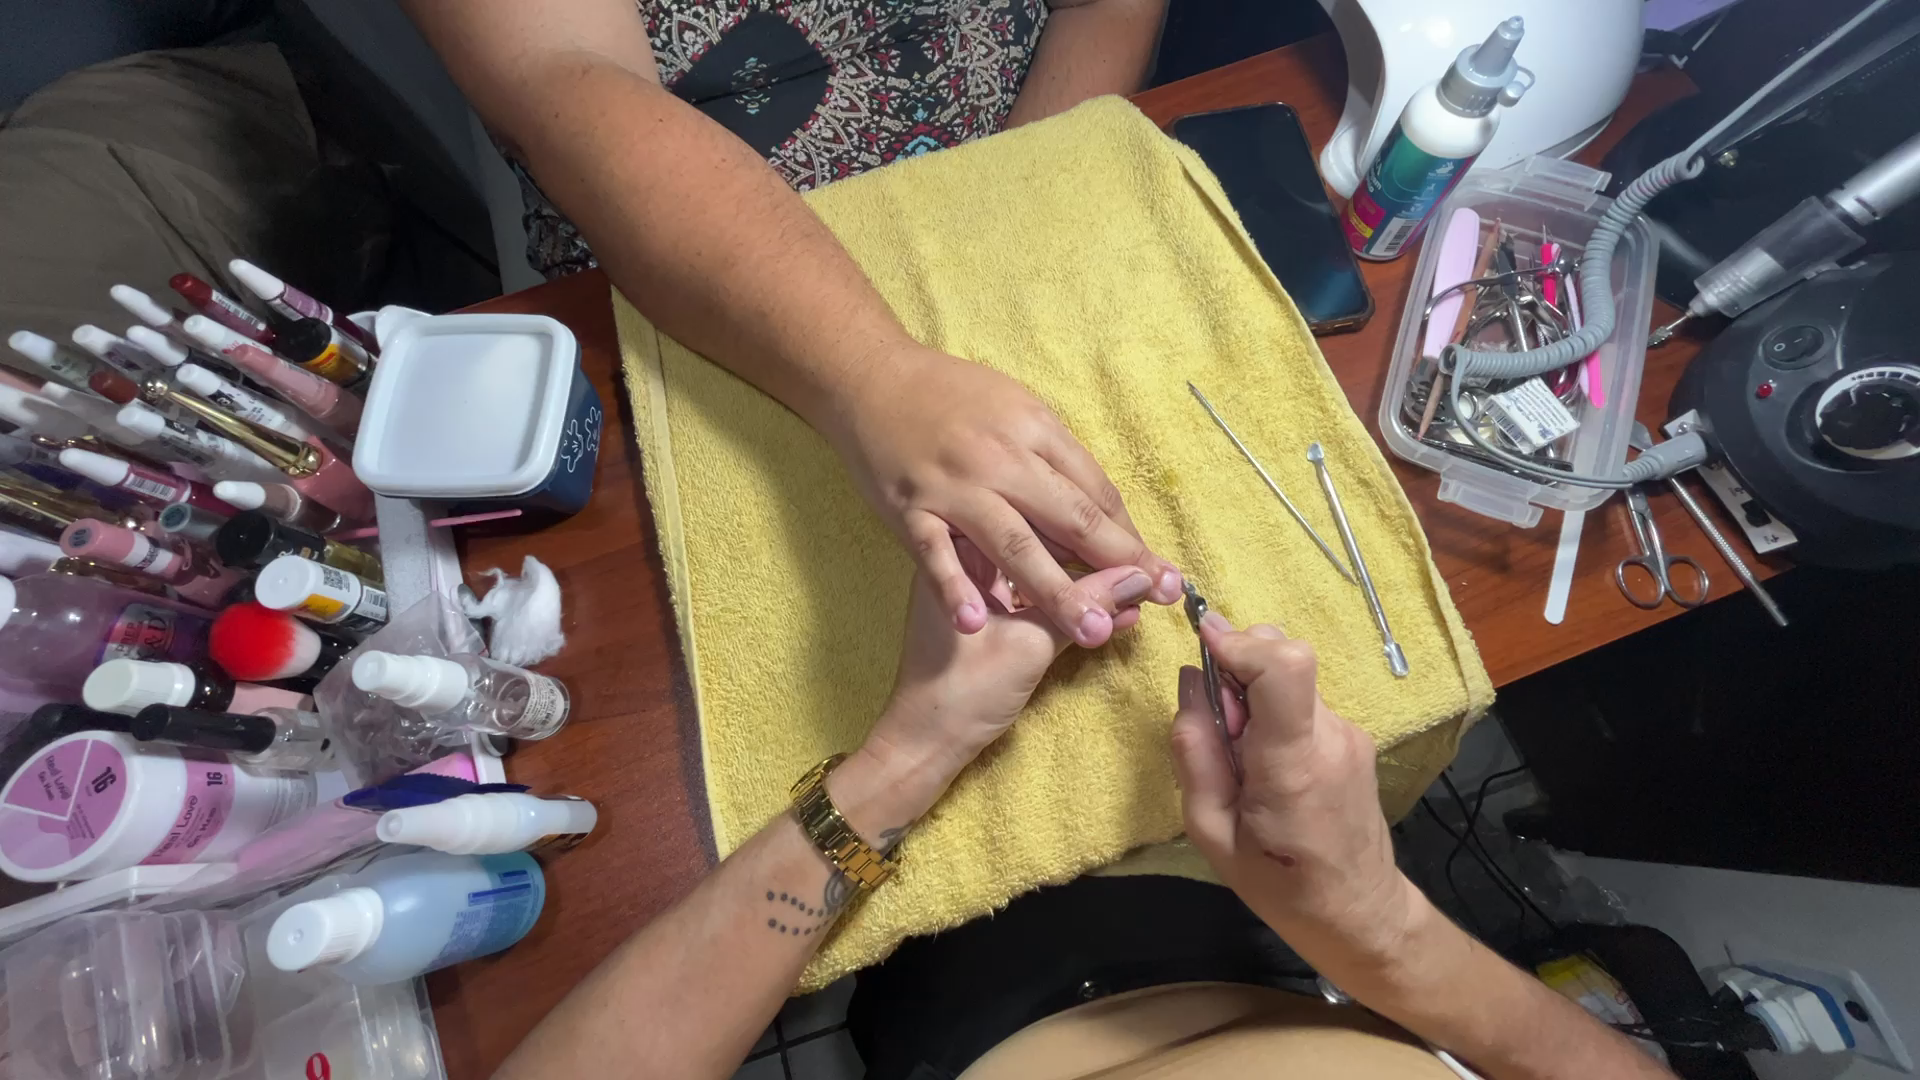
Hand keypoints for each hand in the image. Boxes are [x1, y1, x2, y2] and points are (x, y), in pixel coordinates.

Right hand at [825, 343, 1181, 646]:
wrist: (872, 379)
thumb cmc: (949, 395)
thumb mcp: (1013, 407)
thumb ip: (1052, 457)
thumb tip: (1096, 509)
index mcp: (1034, 429)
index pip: (1094, 489)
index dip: (1128, 533)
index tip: (1155, 567)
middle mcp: (1001, 458)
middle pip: (1069, 517)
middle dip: (1117, 563)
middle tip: (1158, 600)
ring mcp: (955, 487)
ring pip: (1013, 544)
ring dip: (1055, 591)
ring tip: (1090, 630)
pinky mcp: (912, 510)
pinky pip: (937, 555)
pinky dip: (955, 588)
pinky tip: (975, 621)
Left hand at [832, 544, 1153, 836]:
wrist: (924, 745)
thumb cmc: (962, 691)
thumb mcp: (1031, 643)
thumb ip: (1086, 605)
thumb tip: (1144, 577)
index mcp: (962, 548)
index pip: (1034, 522)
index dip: (1089, 532)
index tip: (1140, 547)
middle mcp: (969, 557)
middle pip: (1044, 543)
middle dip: (1095, 558)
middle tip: (1148, 569)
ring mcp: (981, 587)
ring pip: (1046, 571)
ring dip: (1089, 585)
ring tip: (1140, 591)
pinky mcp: (994, 614)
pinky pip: (1040, 597)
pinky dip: (1073, 604)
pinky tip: (1116, 612)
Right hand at [1168, 614, 1421, 982]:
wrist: (1361, 915)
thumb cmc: (1277, 881)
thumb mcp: (1208, 828)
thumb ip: (1194, 749)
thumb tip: (1191, 678)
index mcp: (1293, 760)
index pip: (1282, 665)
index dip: (1236, 642)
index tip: (1202, 642)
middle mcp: (1330, 732)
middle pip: (1283, 653)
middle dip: (1235, 665)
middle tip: (1218, 722)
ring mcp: (1349, 731)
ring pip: (1287, 672)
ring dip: (1250, 690)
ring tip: (1240, 751)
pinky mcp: (1353, 734)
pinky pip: (1298, 696)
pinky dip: (1269, 707)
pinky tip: (1263, 759)